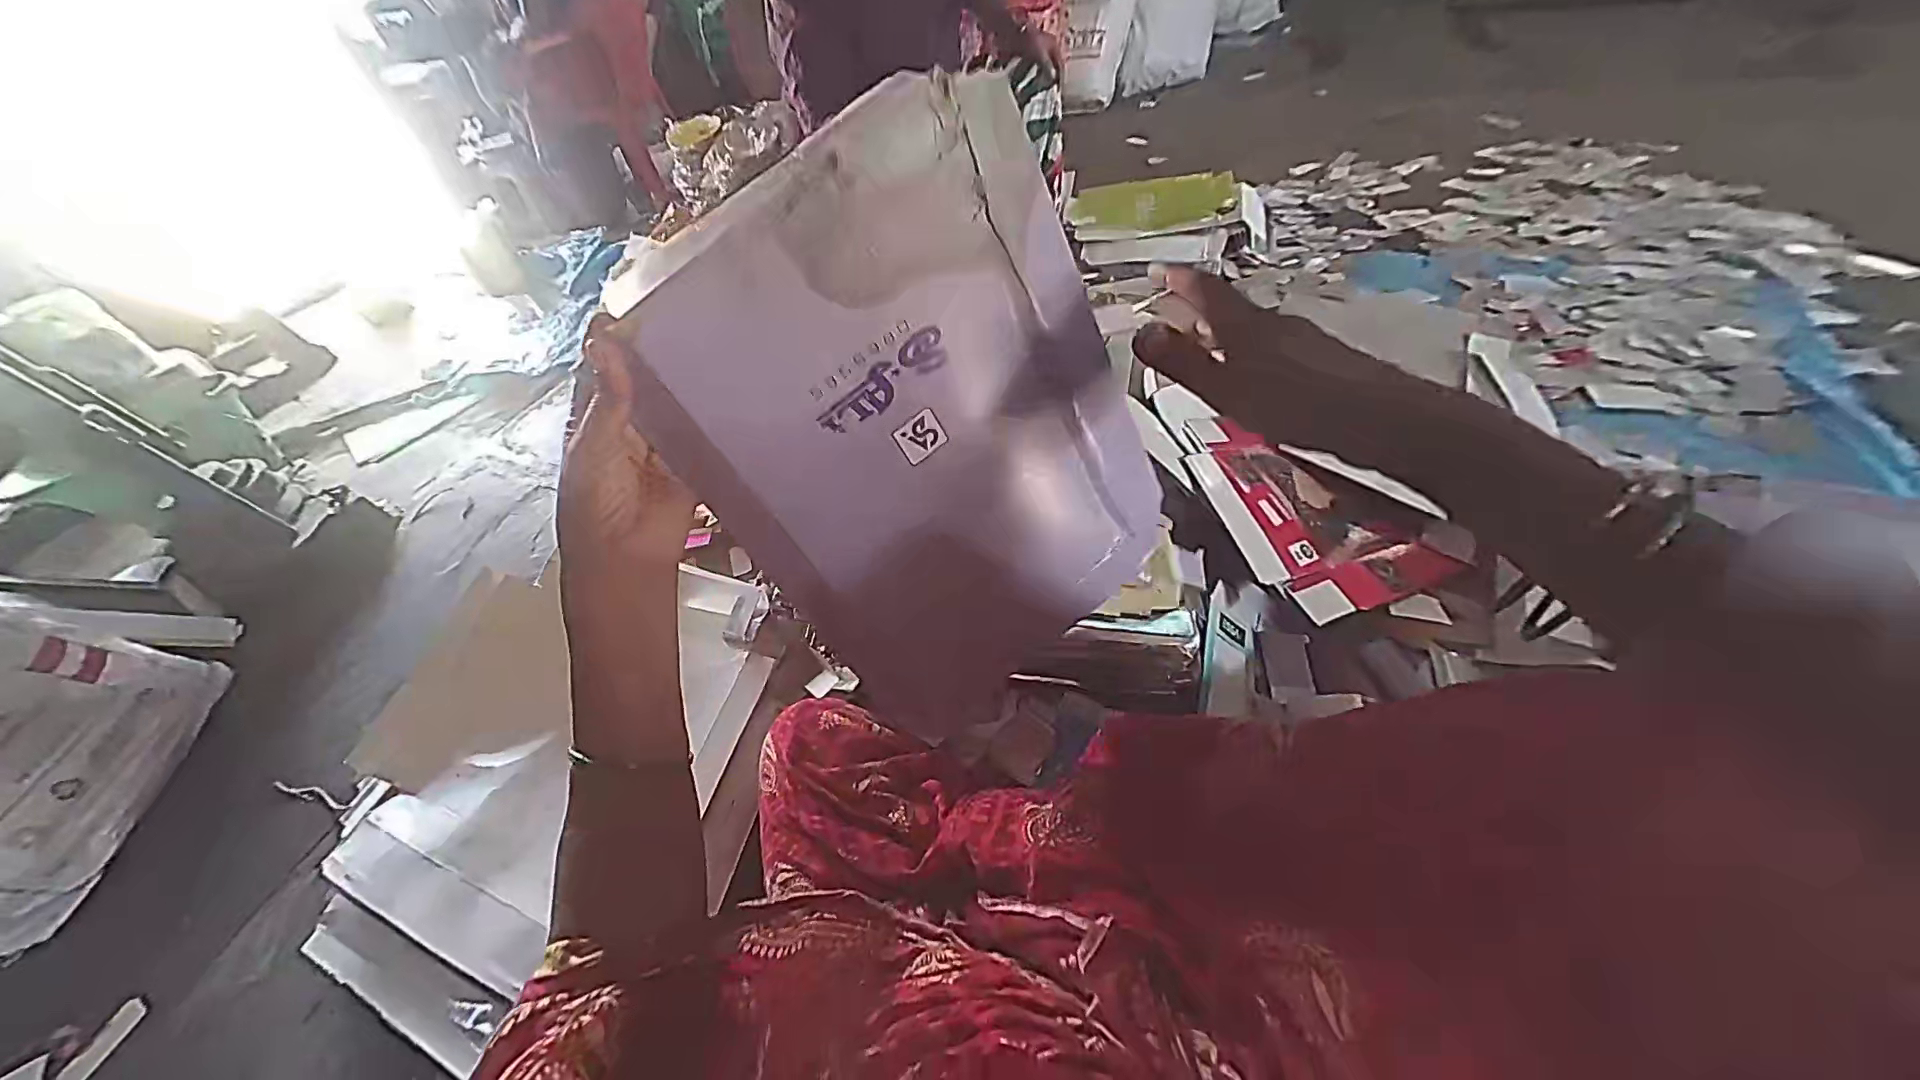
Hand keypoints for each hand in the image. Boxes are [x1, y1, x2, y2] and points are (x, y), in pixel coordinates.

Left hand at [558, 315, 697, 573]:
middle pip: (647, 381)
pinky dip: (716, 418)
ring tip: (716, 347)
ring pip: (678, 404)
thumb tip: (605, 342)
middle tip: (689, 320)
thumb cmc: (593, 504)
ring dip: (691, 383)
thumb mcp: (593, 446)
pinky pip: (706, 434)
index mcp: (597, 414)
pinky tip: (733, 393)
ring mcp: (665, 441)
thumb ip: (608, 399)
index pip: (605, 366)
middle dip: (662, 356)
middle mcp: (632, 422)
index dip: (615, 338)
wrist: (627, 555)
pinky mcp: (693, 460)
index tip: (636, 305)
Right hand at [1131, 265, 1424, 464]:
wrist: (1375, 418)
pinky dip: (1251, 355)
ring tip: (1207, 350)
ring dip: (1226, 336)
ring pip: (1253, 330)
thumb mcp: (1225, 389)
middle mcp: (1273, 324)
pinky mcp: (1320, 360)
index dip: (1181, 280)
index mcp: (1244, 326)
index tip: (1161, 270)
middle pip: (1230, 310)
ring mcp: (1300, 340)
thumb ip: (1183, 363)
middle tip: (1175, 317)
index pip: (1206, 291)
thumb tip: (1143, 333)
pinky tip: (1252, 379)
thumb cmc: (1294, 405)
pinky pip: (1273, 348)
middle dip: (1200, 311)